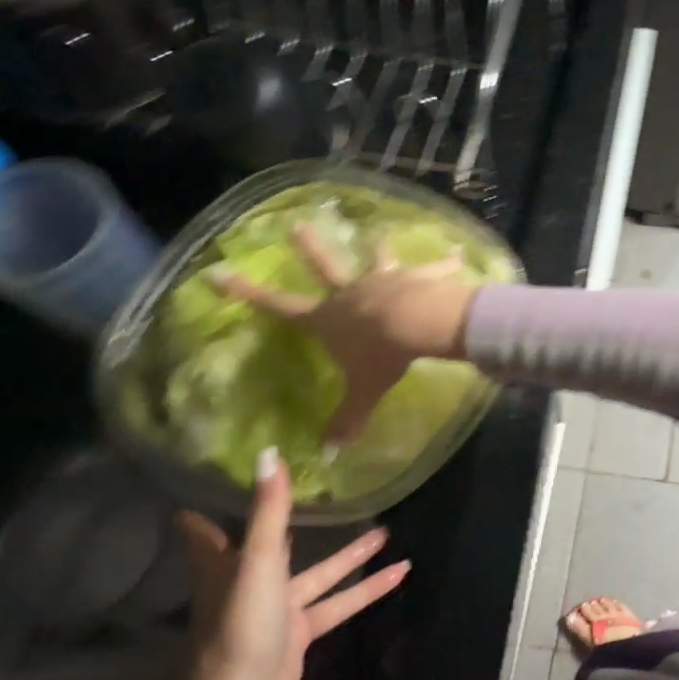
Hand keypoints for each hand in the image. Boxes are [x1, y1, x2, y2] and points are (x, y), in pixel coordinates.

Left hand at [176, 448, 410, 679]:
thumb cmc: (239, 626)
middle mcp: (247, 581)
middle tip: (312, 486)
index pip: (204, 527)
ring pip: (316, 572)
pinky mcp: (298, 631)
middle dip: (286, 519)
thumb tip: (270, 452)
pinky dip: (366, 589)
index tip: (214, 473)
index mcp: (224, 564)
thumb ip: (269, 512)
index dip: (205, 503)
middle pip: (267, 542)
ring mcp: (275, 607)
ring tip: (387, 530)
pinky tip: (400, 573)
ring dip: (350, 554)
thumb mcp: (257, 563)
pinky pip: (336, 603)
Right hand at [213, 223, 478, 443]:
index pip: (278, 306)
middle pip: (325, 264)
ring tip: (382, 229)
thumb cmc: (383, 357)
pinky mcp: (419, 276)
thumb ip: (346, 421)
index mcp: (328, 318)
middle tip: (297, 223)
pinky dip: (449, 261)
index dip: (246, 292)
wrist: (419, 324)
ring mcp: (385, 279)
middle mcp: (351, 292)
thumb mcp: (363, 391)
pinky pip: (437, 267)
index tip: (217, 271)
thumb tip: (329, 456)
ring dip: (380, 243)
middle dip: (309, 246)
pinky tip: (461, 252)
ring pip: (378, 256)